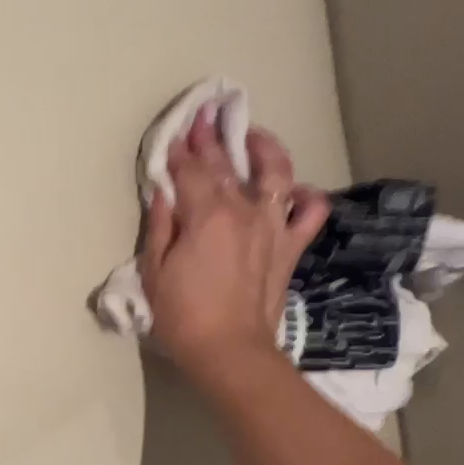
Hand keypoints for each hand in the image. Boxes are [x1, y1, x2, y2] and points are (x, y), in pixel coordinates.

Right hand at [140, 112, 330, 381]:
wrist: (228, 347)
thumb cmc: (180, 312)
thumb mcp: (154, 269)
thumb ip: (160, 225)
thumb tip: (164, 193)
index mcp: (207, 215)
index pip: (191, 172)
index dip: (180, 151)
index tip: (174, 132)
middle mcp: (245, 210)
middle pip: (228, 167)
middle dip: (213, 140)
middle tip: (204, 117)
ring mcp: (274, 226)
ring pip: (276, 174)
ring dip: (264, 149)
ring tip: (253, 135)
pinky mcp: (291, 246)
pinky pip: (309, 211)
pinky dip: (305, 195)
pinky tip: (292, 190)